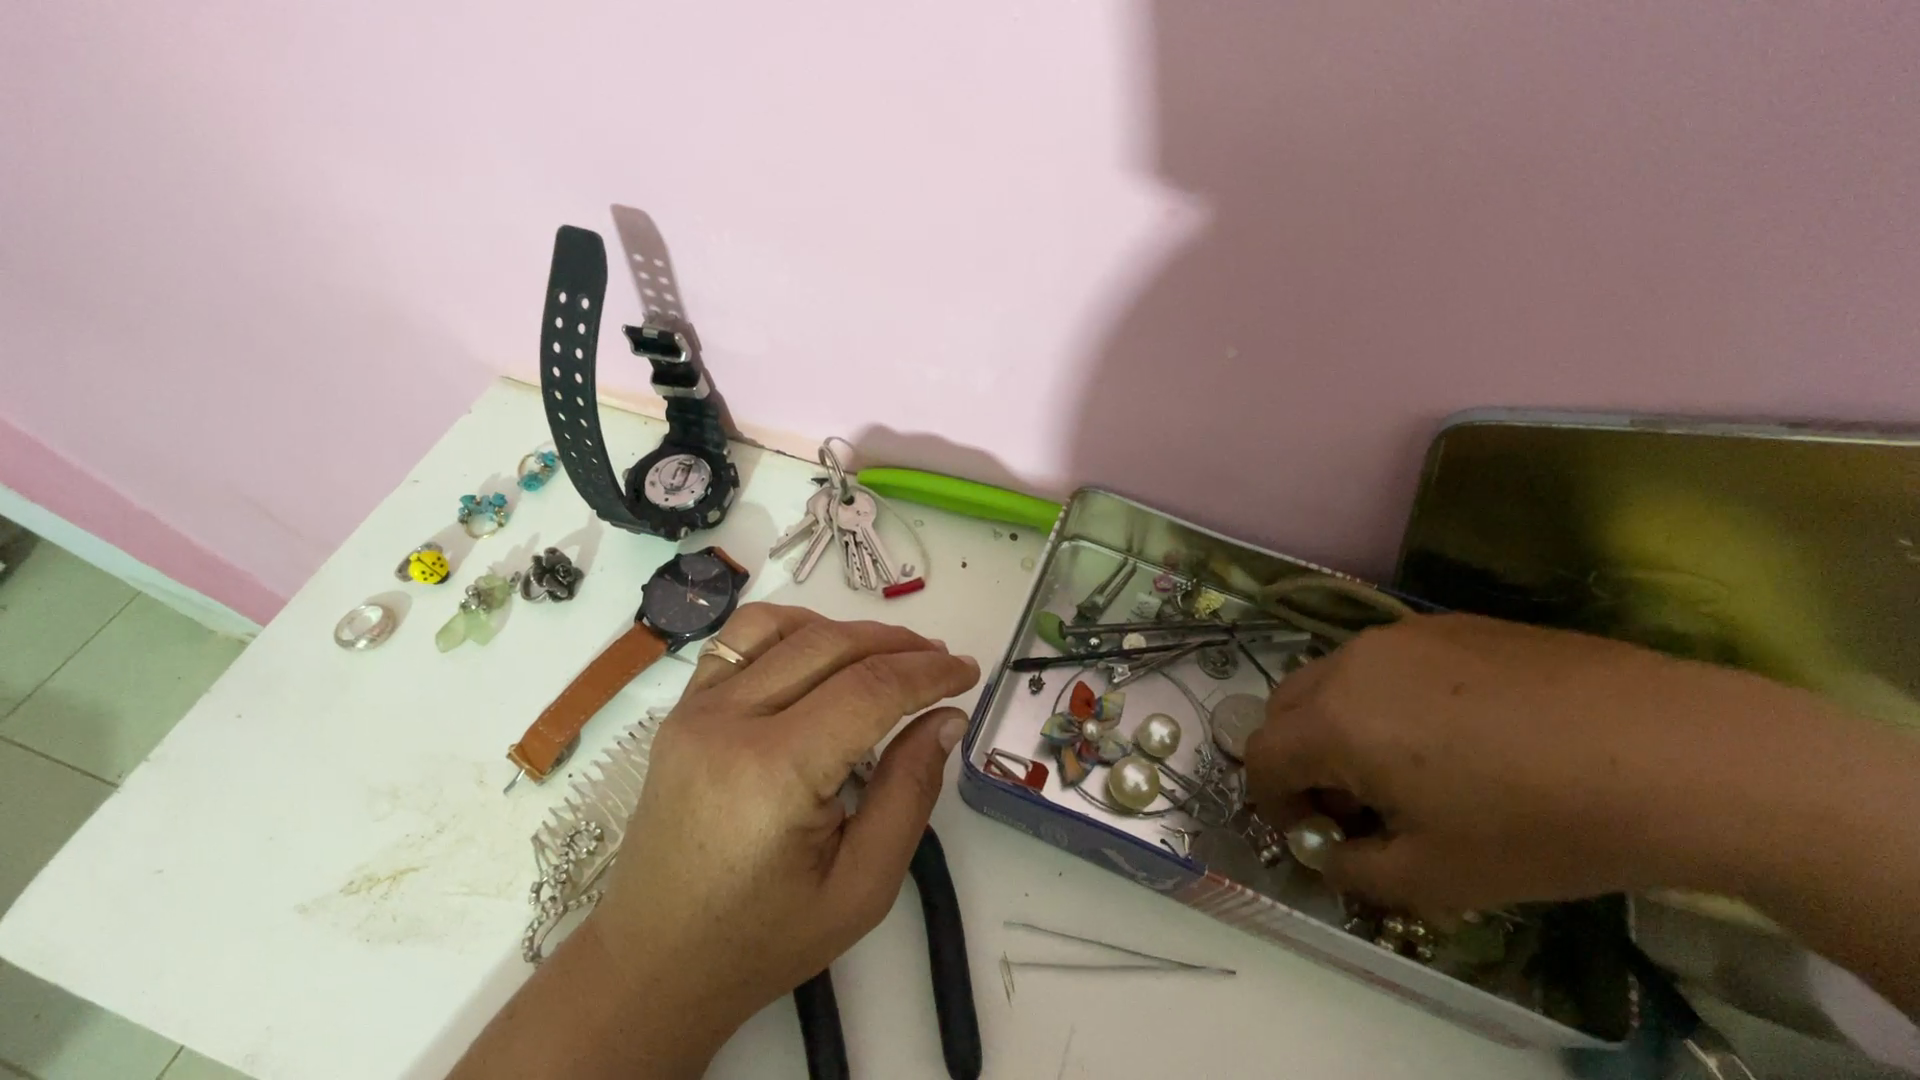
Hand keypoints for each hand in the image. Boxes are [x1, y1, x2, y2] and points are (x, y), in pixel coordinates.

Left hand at [582, 603, 979, 1058]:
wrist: (655, 961)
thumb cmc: (765, 939)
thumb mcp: (862, 888)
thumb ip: (909, 793)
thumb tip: (946, 718)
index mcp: (774, 774)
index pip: (869, 690)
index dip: (928, 673)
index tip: (968, 673)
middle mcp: (728, 724)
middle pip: (831, 647)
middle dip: (899, 646)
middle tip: (942, 662)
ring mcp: (695, 711)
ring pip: (785, 629)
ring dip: (848, 631)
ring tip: (891, 653)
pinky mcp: (681, 712)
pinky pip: (740, 641)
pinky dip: (792, 629)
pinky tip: (823, 650)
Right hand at [1242, 613, 1862, 915]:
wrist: (1676, 754)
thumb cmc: (1541, 825)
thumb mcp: (1436, 878)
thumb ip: (1354, 869)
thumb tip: (1330, 851)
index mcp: (1335, 721)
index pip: (1261, 757)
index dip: (1272, 804)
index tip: (1314, 836)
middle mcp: (1354, 662)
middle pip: (1285, 708)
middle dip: (1299, 759)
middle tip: (1353, 806)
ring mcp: (1406, 634)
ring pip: (1335, 679)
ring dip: (1340, 725)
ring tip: (1407, 769)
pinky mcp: (1457, 624)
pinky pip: (1389, 662)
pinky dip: (1388, 699)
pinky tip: (1462, 736)